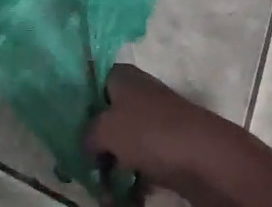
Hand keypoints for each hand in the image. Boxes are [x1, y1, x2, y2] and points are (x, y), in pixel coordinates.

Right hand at [84, 64, 216, 189]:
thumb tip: (86, 146)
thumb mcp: (105, 130)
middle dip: (94, 142)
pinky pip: (143, 162)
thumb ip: (87, 135)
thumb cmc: (150, 132)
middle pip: (106, 115)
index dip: (76, 103)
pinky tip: (126, 197)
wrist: (207, 158)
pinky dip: (134, 179)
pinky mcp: (169, 148)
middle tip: (82, 163)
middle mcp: (138, 93)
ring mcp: (155, 121)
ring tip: (103, 190)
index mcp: (121, 76)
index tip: (64, 125)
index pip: (89, 82)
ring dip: (113, 166)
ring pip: (124, 142)